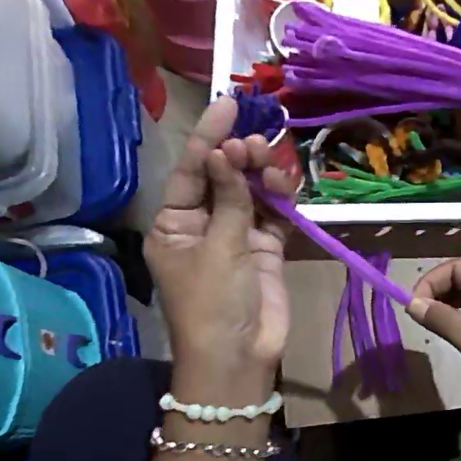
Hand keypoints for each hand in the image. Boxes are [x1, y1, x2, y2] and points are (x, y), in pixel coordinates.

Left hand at [145, 98, 298, 381]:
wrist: (240, 355)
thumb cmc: (213, 303)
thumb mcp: (218, 248)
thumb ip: (230, 199)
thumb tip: (225, 152)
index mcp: (174, 223)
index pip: (191, 169)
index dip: (210, 136)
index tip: (230, 105)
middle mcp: (204, 224)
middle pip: (223, 177)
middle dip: (240, 156)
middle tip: (257, 142)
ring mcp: (237, 237)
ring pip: (252, 193)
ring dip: (263, 174)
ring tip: (271, 160)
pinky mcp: (266, 250)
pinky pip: (274, 215)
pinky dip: (281, 199)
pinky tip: (285, 184)